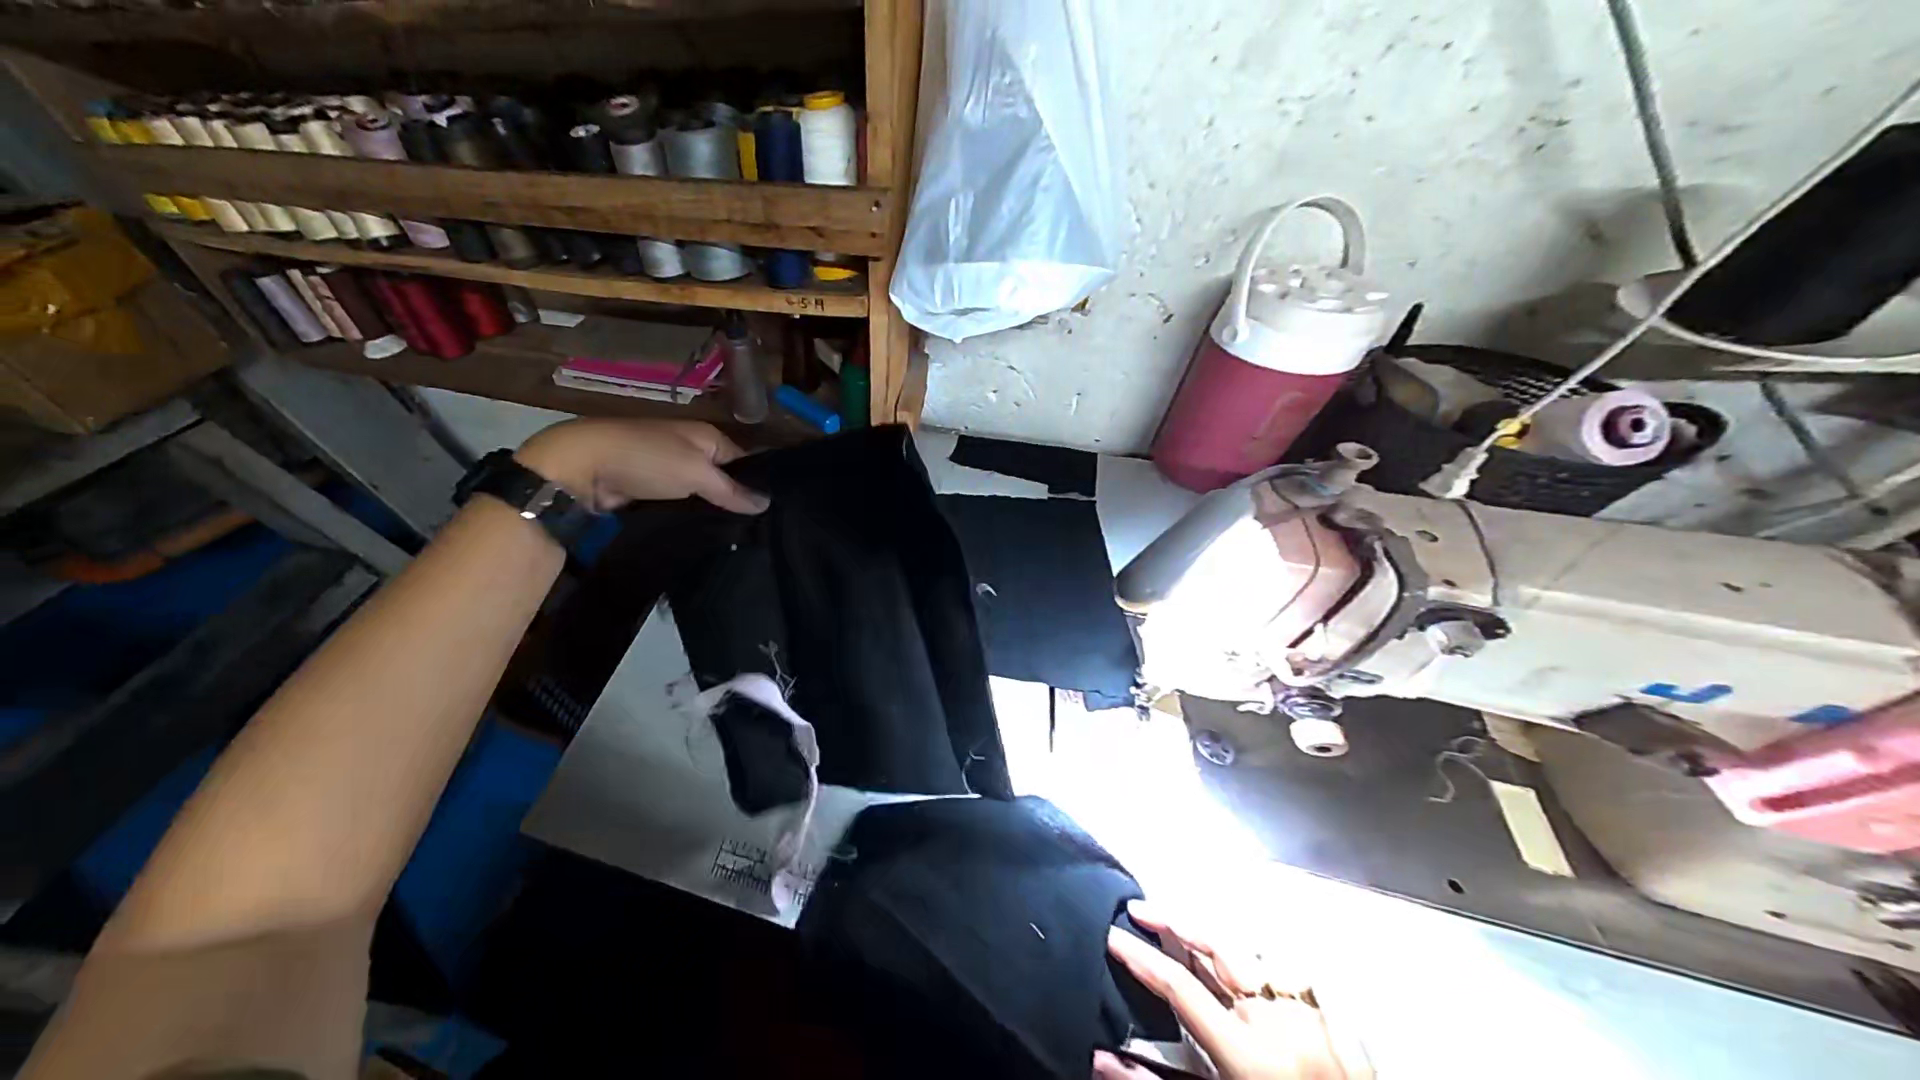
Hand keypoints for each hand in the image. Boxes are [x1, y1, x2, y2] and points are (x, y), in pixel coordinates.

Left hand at [513, 418, 769, 514]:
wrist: (581, 467)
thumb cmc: (647, 459)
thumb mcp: (697, 473)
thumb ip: (732, 491)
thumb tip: (767, 503)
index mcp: (706, 436)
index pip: (744, 461)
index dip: (757, 485)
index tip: (772, 513)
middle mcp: (689, 449)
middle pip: (722, 479)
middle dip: (735, 502)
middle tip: (757, 532)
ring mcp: (668, 470)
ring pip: (701, 494)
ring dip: (711, 512)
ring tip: (736, 538)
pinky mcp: (650, 490)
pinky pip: (679, 505)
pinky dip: (689, 517)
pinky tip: (704, 535)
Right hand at [1097, 901, 1345, 1079]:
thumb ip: (1152, 1079)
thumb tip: (1100, 1058)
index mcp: (1246, 1053)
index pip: (1179, 986)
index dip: (1140, 957)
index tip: (1112, 936)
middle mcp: (1277, 1022)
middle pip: (1217, 947)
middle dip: (1174, 921)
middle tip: (1141, 909)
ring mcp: (1308, 1015)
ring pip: (1251, 952)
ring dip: (1212, 937)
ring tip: (1180, 927)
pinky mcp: (1332, 1019)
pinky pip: (1284, 972)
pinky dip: (1252, 960)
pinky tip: (1235, 959)